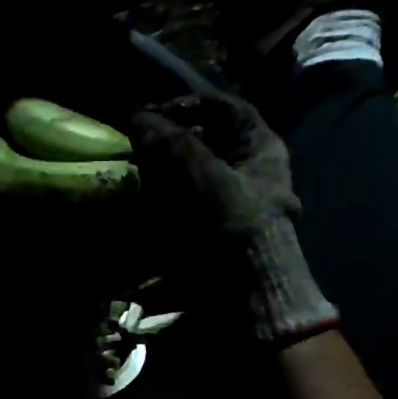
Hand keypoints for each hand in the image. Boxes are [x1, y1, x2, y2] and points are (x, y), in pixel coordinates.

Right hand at [132, 92, 337, 343]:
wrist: (246, 295)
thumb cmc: (231, 224)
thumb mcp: (199, 173)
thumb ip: (168, 139)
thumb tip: (138, 118)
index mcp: (260, 147)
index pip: (227, 108)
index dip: (190, 103)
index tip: (154, 112)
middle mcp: (250, 169)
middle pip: (208, 139)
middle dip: (171, 137)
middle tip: (140, 140)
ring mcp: (233, 200)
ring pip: (193, 169)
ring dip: (163, 167)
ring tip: (137, 168)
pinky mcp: (214, 227)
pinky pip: (185, 199)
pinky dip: (163, 196)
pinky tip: (143, 198)